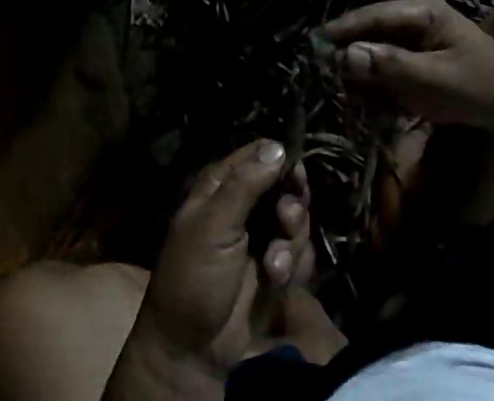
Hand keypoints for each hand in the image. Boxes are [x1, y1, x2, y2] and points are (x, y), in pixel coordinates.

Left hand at [113, 140, 311, 398]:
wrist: (193, 347)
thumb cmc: (193, 277)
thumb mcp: (213, 226)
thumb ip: (245, 185)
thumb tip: (277, 146)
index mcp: (222, 185)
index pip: (260, 154)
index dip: (281, 159)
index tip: (295, 174)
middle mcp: (245, 204)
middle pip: (287, 184)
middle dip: (292, 205)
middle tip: (285, 221)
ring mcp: (263, 235)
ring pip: (298, 219)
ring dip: (290, 243)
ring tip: (272, 267)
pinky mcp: (277, 265)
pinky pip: (301, 252)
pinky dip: (293, 267)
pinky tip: (275, 282)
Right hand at [324, 0, 493, 130]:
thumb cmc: (482, 86)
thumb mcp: (437, 78)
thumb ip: (392, 66)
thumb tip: (346, 55)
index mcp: (421, 12)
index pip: (371, 16)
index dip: (341, 30)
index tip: (312, 44)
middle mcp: (413, 20)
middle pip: (368, 32)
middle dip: (344, 51)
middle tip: (316, 71)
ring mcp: (413, 42)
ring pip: (371, 51)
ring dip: (355, 71)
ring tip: (331, 87)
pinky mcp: (413, 63)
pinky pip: (382, 70)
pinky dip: (369, 85)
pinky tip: (358, 100)